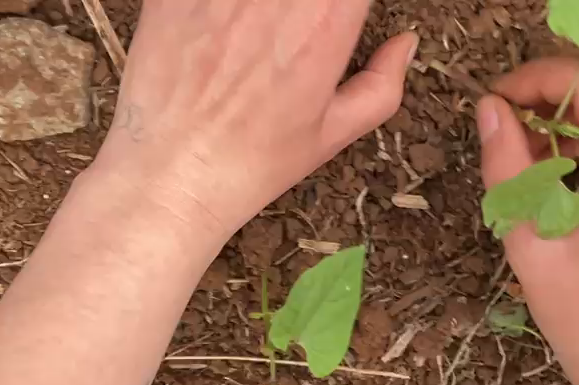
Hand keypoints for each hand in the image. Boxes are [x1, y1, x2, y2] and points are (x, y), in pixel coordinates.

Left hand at [91, 0, 416, 240]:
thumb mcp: (329, 136)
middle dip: (308, 8)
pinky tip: (228, 29)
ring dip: (266, 9)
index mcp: (329, 16)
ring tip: (258, 34)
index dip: (349, 4)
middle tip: (300, 30)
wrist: (175, 174)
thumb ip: (380, 88)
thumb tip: (404, 47)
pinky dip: (225, 7)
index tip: (340, 19)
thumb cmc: (251, 163)